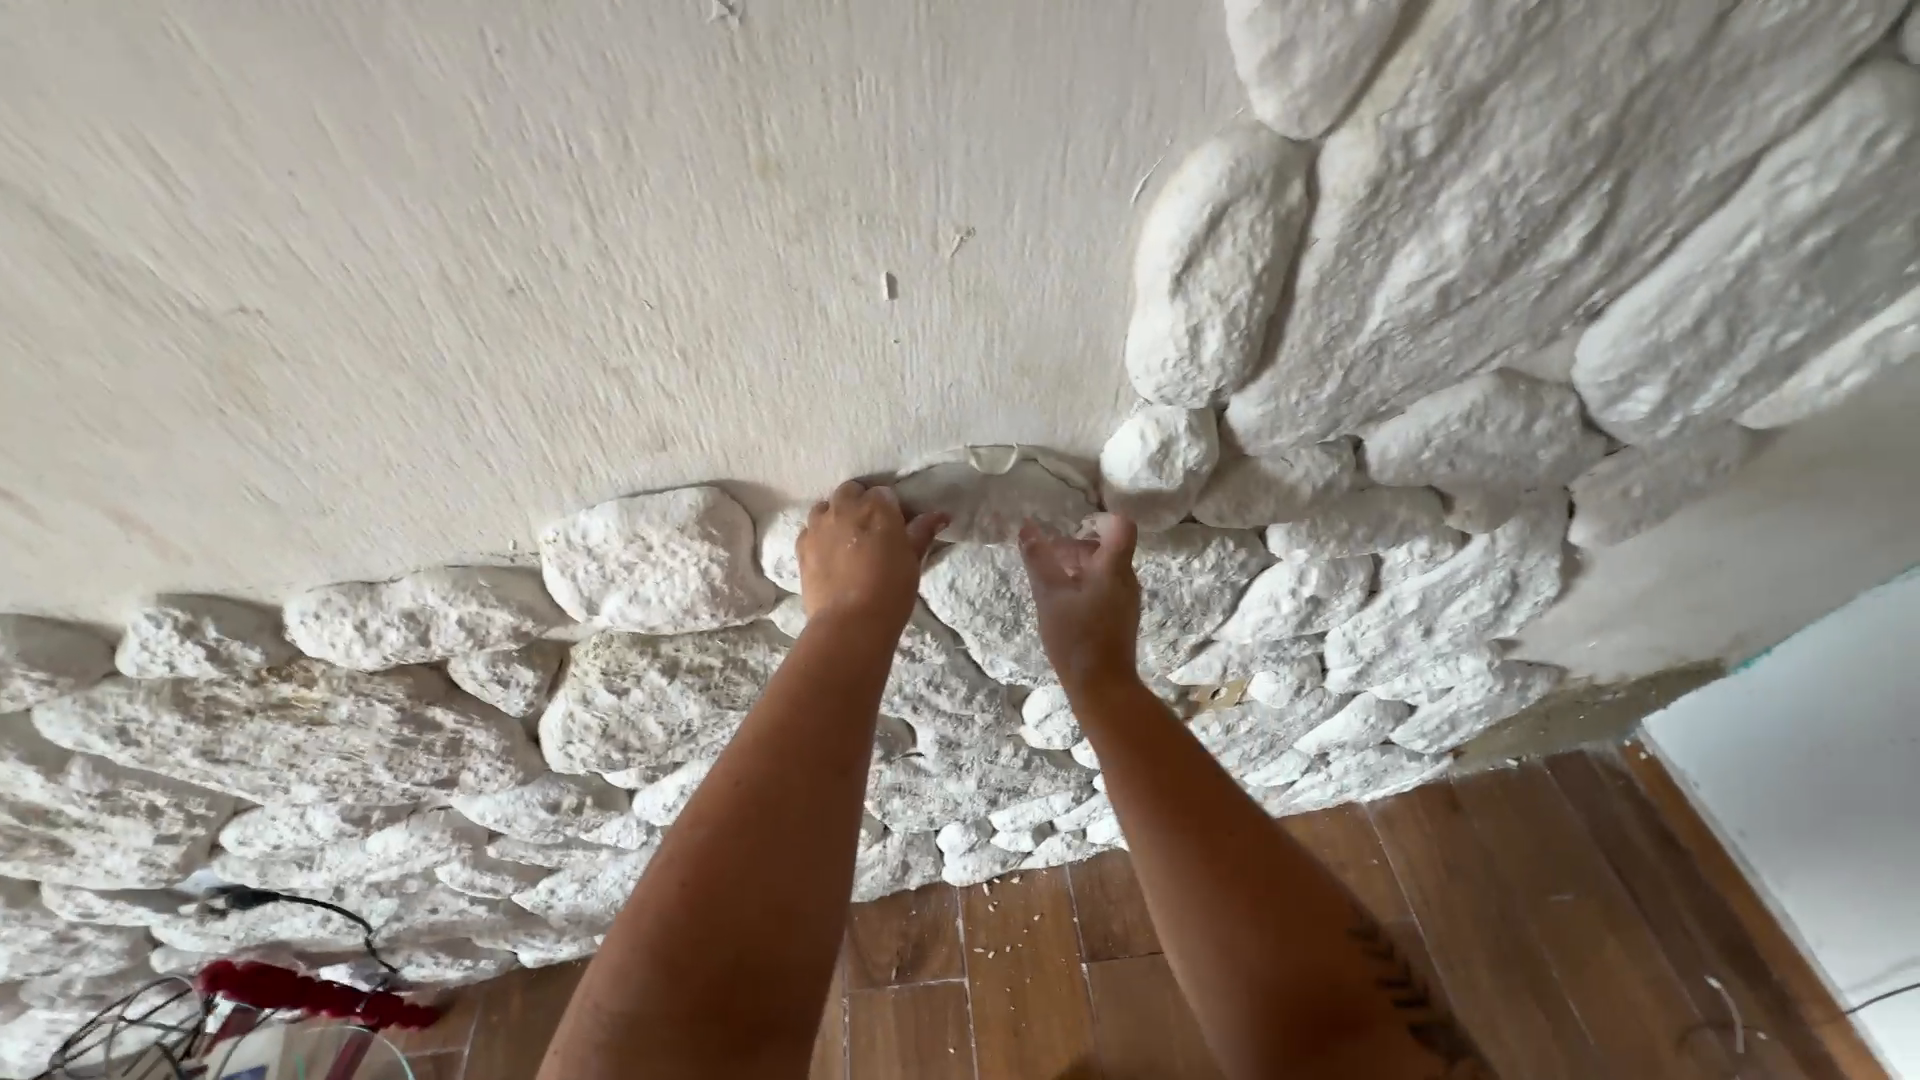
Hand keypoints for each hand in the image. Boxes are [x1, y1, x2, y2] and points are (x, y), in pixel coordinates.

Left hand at [797, 481, 948, 630]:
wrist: (852, 621)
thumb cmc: (891, 588)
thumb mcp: (913, 559)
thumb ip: (922, 532)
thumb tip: (941, 515)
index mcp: (877, 506)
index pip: (883, 493)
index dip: (890, 508)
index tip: (895, 527)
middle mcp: (844, 508)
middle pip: (850, 492)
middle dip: (859, 503)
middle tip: (870, 530)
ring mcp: (819, 526)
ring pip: (825, 507)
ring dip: (835, 515)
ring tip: (846, 540)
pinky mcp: (802, 546)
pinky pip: (809, 530)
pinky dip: (819, 536)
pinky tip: (828, 554)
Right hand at [1018, 513, 1141, 693]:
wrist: (1103, 686)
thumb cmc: (1076, 637)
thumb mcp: (1049, 595)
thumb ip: (1038, 559)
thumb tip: (1026, 527)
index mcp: (1114, 568)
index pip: (1120, 526)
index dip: (1099, 518)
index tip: (1072, 527)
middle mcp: (1126, 579)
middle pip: (1105, 548)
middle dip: (1074, 546)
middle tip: (1045, 558)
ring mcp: (1126, 599)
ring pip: (1103, 569)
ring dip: (1076, 567)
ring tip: (1047, 582)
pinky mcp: (1120, 616)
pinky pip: (1104, 588)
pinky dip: (1082, 585)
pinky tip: (1060, 603)